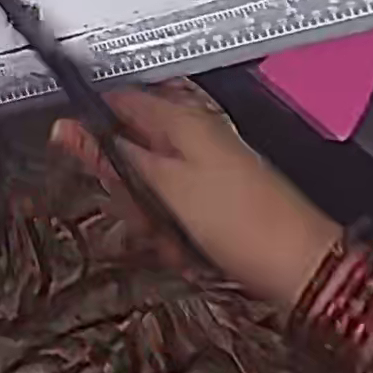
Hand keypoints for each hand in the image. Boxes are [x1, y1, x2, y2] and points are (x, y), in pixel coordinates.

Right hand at [50, 81, 342, 306]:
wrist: (308, 272)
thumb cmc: (234, 219)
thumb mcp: (159, 184)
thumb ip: (109, 153)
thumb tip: (64, 126)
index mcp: (176, 118)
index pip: (112, 100)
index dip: (87, 122)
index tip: (75, 151)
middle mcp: (188, 132)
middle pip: (126, 142)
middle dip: (122, 180)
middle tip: (136, 209)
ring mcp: (201, 162)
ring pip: (143, 175)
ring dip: (144, 209)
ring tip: (164, 235)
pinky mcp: (210, 191)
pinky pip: (168, 197)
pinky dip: (167, 221)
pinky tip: (180, 245)